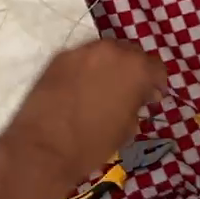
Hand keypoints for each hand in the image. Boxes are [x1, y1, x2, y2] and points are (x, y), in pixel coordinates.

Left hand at [0, 39, 167, 198]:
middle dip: (134, 70)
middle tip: (129, 92)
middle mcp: (111, 50)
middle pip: (131, 53)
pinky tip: (79, 90)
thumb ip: (136, 106)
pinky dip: (86, 70)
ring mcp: (82, 51)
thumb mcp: (126, 130)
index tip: (151, 99)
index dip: (156, 84)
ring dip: (109, 67)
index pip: (157, 67)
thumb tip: (136, 100)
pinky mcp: (59, 58)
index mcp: (135, 68)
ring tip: (102, 90)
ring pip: (105, 52)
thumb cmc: (91, 144)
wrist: (42, 148)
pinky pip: (81, 59)